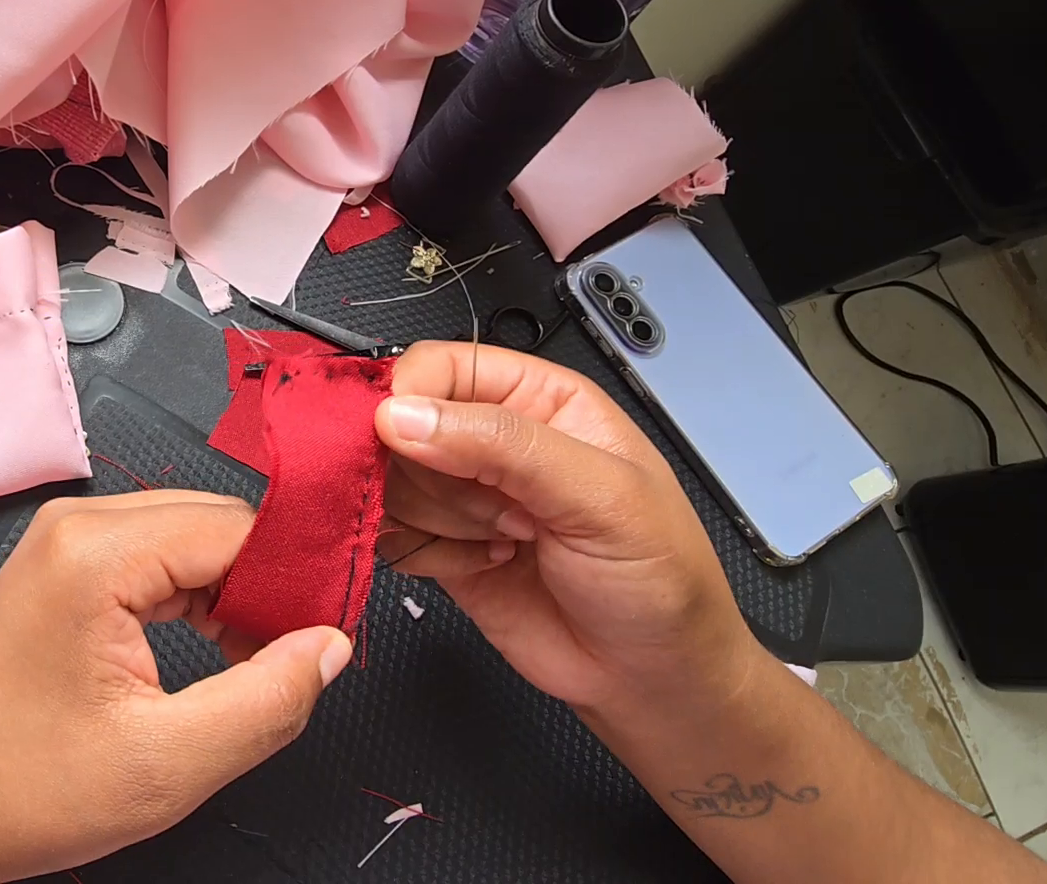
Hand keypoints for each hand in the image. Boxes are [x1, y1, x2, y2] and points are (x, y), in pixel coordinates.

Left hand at [0, 490, 352, 883]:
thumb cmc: (25, 791)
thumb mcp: (166, 764)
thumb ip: (266, 700)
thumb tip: (330, 644)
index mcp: (94, 552)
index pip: (234, 530)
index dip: (296, 575)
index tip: (335, 625)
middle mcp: (78, 521)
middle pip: (212, 523)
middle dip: (266, 581)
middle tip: (303, 649)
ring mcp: (66, 535)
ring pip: (188, 535)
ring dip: (233, 588)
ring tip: (259, 654)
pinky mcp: (65, 557)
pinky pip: (154, 553)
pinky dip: (195, 591)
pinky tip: (216, 637)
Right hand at [373, 342, 757, 713]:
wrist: (649, 680)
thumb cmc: (657, 578)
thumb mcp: (601, 498)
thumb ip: (502, 445)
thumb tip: (398, 415)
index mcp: (535, 398)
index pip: (439, 366)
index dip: (409, 394)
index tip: (394, 433)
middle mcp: (488, 438)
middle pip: (401, 424)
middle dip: (439, 474)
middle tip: (507, 512)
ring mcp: (457, 492)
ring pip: (390, 479)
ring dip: (440, 519)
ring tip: (508, 541)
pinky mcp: (435, 541)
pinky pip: (389, 530)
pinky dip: (428, 554)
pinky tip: (487, 566)